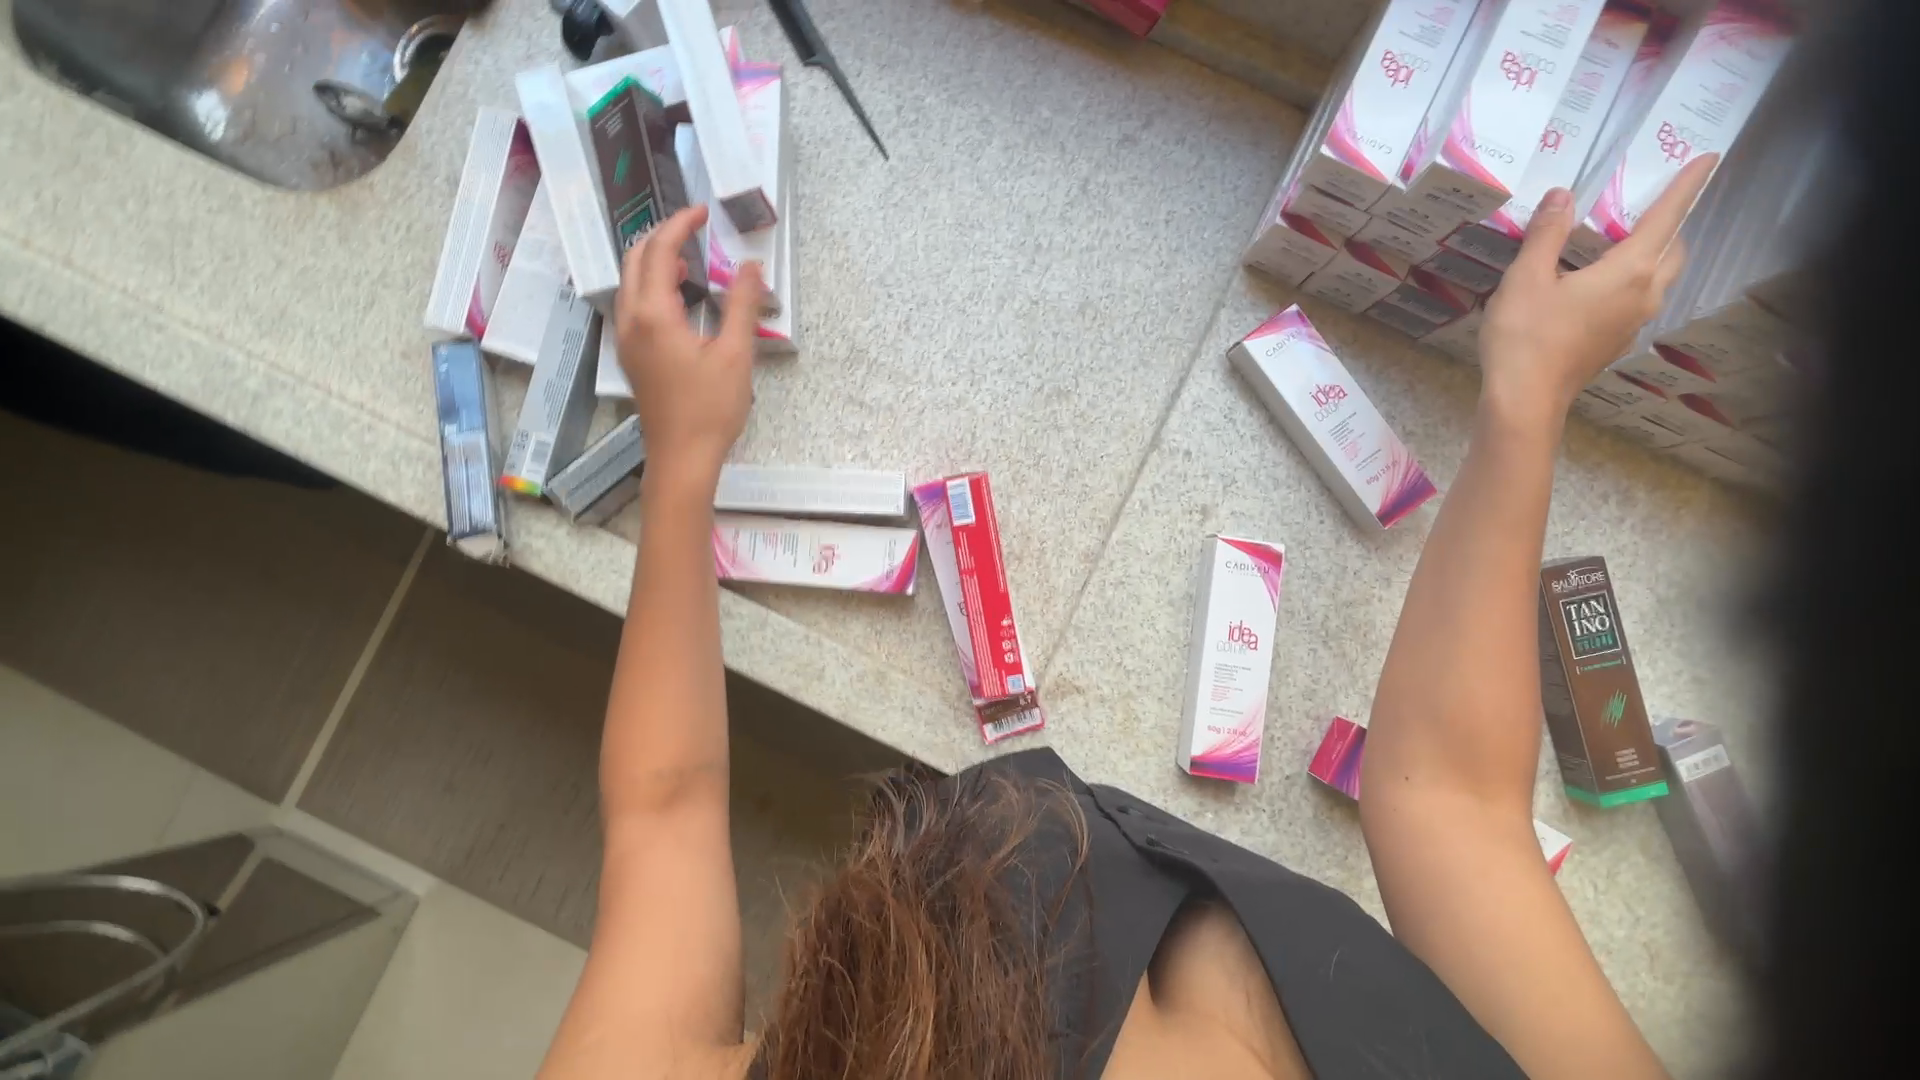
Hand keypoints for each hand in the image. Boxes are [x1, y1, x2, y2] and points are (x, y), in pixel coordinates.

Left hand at [614, 205, 765, 484]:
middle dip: (662, 237)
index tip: (703, 212)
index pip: (659, 251)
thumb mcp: (735, 355)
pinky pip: (635, 305)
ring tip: (691, 262)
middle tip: (695, 230)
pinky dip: (654, 288)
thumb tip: (751, 267)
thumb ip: (742, 305)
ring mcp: (627, 339)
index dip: (680, 225)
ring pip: (631, 283)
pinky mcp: (633, 356)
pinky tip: (681, 300)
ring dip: (656, 263)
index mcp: (653, 314)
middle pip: (635, 260)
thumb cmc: (710, 409)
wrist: (682, 458)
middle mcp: (631, 320)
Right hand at [1478, 154, 1718, 425]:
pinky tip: (1593, 291)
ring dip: (1648, 258)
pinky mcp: (1614, 343)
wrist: (1525, 399)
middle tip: (1646, 211)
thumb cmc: (1525, 336)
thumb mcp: (1525, 279)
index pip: (1667, 216)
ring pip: (1656, 279)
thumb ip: (1546, 236)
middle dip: (1668, 226)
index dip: (1686, 185)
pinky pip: (1634, 303)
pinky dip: (1626, 285)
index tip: (1708, 158)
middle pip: (1672, 250)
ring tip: (1615, 250)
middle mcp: (1644, 294)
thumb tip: (1563, 196)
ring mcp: (1632, 322)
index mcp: (1629, 270)